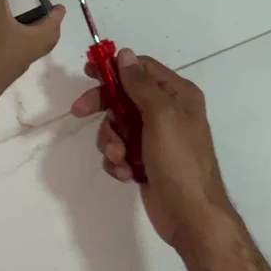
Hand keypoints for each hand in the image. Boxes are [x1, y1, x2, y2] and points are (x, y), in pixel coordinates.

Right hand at [72, 50, 238, 252]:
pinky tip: (125, 174)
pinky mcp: (145, 161)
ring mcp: (155, 138)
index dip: (116, 68)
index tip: (89, 73)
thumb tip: (125, 53)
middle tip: (79, 111)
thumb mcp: (161, 116)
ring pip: (118, 126)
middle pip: (124, 97)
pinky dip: (118, 161)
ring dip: (112, 141)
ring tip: (120, 159)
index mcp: (178, 94)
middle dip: (104, 107)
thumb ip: (141, 84)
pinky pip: (120, 150)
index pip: (142, 69)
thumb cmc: (180, 160)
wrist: (191, 216)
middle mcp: (167, 111)